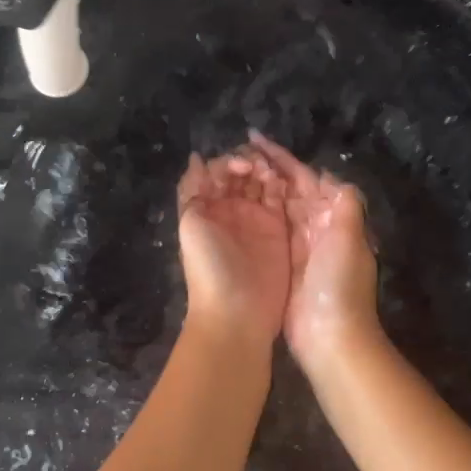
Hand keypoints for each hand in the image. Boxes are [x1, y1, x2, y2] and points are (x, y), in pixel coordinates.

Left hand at [176, 151, 290, 345]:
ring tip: (268, 170)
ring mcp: (255, 217)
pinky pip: (279, 198)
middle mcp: (230, 208)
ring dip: (263, 170)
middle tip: (257, 164)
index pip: (217, 171)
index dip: (227, 162)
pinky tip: (279, 179)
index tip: (240, 166)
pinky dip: (279, 184)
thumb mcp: (190, 223)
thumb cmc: (208, 266)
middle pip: (239, 174)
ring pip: (260, 181)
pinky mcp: (277, 228)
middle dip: (247, 162)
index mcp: (207, 206)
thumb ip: (193, 188)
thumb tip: (196, 158)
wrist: (235, 312)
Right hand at [246, 133, 380, 364]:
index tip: (253, 138)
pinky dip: (240, 207)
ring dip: (248, 182)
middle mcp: (306, 223)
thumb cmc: (339, 282)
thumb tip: (324, 173)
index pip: (299, 176)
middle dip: (260, 165)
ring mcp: (288, 241)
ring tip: (224, 168)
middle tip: (233, 150)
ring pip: (266, 200)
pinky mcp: (272, 259)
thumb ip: (344, 200)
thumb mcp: (350, 235)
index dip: (278, 156)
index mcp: (325, 214)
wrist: (329, 337)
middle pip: (281, 184)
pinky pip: (255, 223)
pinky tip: (220, 197)